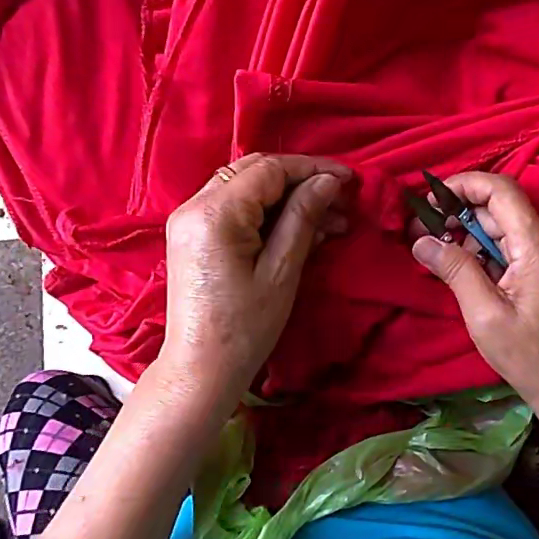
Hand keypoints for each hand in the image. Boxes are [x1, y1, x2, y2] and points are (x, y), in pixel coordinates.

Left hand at [160, 153, 352, 400]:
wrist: (201, 369)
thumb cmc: (244, 329)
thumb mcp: (281, 272)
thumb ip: (302, 218)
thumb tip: (327, 182)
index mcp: (215, 213)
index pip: (269, 169)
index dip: (312, 169)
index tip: (349, 180)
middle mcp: (194, 206)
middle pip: (255, 171)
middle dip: (301, 180)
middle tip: (341, 198)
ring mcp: (189, 219)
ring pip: (246, 187)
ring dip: (288, 196)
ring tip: (331, 219)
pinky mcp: (193, 235)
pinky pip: (235, 207)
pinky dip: (268, 212)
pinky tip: (302, 228)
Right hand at [410, 173, 538, 421]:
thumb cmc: (526, 353)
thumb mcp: (484, 314)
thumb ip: (455, 270)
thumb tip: (422, 241)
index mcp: (536, 247)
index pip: (501, 191)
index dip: (464, 185)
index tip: (430, 199)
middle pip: (497, 207)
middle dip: (455, 211)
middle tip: (419, 230)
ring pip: (498, 225)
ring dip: (464, 231)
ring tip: (432, 249)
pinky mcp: (538, 269)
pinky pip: (504, 245)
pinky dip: (477, 248)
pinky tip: (455, 264)